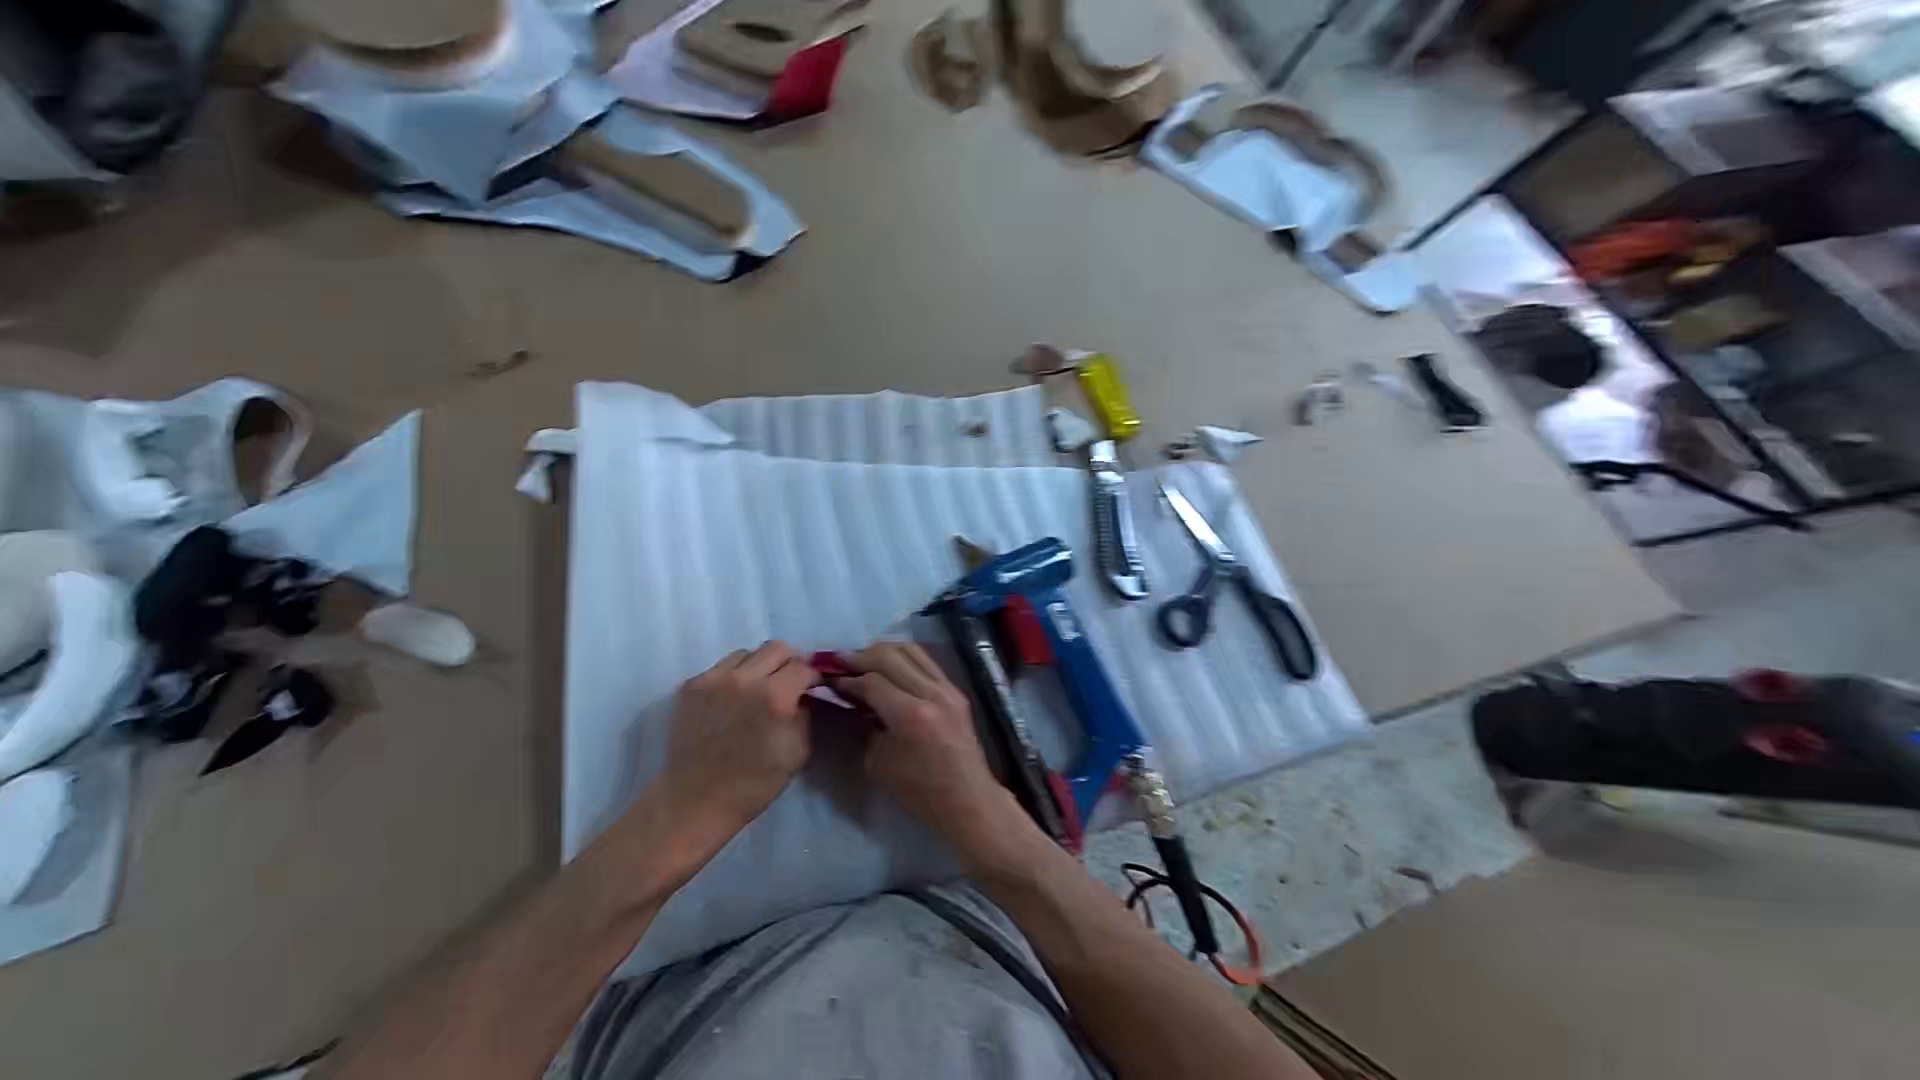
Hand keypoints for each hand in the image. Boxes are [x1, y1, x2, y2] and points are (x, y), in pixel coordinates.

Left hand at [656, 642, 817, 838]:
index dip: (813, 676)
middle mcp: (744, 679)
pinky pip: (720, 667)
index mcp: (775, 696)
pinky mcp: (691, 686)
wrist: (697, 800)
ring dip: (760, 666)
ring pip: (747, 653)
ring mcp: (714, 679)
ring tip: (758, 688)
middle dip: (790, 662)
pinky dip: (733, 676)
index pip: (803, 666)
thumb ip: (804, 714)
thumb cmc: (755, 783)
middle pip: (777, 647)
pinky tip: (732, 698)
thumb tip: (802, 695)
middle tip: (789, 681)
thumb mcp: (798, 752)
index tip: (812, 687)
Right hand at [833, 643, 1029, 864]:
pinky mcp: (956, 690)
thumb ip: (863, 725)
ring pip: (910, 651)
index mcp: (911, 715)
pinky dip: (903, 657)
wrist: (967, 798)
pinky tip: (887, 665)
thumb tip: (846, 700)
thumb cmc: (919, 790)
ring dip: (882, 651)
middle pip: (890, 657)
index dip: (847, 679)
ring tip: (861, 659)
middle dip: (860, 657)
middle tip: (838, 661)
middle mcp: (932, 693)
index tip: (829, 679)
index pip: (872, 682)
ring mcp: (948, 689)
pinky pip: (926, 661)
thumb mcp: (878, 762)